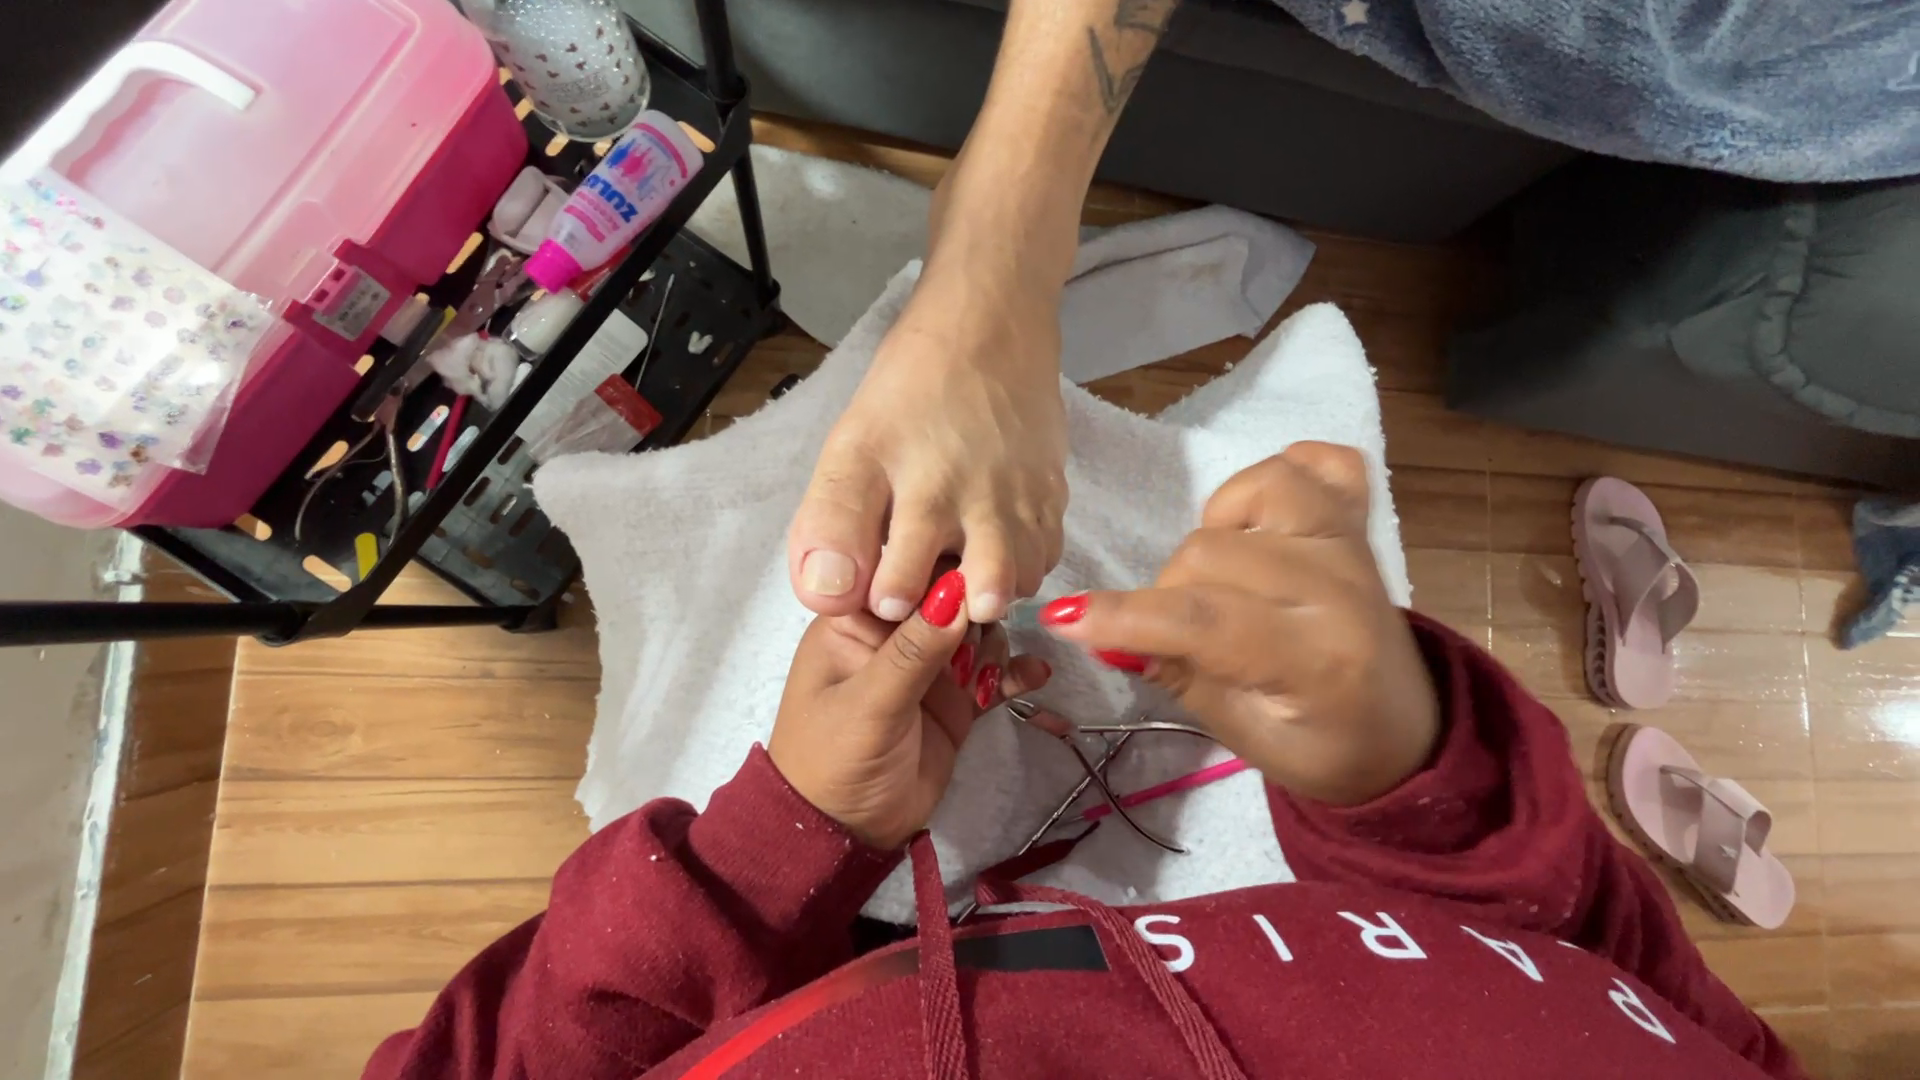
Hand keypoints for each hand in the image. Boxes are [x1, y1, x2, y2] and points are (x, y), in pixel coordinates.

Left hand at [769, 570, 1053, 848]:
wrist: (845, 836)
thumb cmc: (836, 761)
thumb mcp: (871, 703)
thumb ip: (915, 649)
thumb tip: (959, 587)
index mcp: (858, 620)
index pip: (905, 571)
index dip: (945, 571)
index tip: (977, 584)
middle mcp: (896, 634)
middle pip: (952, 597)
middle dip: (974, 614)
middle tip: (976, 647)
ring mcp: (930, 667)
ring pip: (979, 632)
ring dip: (992, 649)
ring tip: (980, 684)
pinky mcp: (957, 699)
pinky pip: (994, 675)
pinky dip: (1013, 673)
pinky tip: (1036, 675)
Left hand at [787, 269, 1067, 625]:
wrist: (991, 326)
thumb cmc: (910, 389)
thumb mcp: (852, 448)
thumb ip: (832, 525)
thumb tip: (829, 598)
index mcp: (922, 499)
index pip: (899, 596)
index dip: (881, 598)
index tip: (877, 580)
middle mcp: (984, 510)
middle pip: (980, 604)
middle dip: (948, 610)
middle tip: (929, 581)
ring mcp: (1028, 505)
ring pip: (1017, 587)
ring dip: (987, 589)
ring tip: (961, 563)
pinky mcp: (1057, 496)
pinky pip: (1046, 558)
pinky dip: (1020, 563)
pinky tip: (994, 539)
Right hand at [1037, 443, 1439, 805]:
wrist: (1405, 730)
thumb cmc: (1319, 746)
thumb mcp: (1241, 733)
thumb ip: (1177, 672)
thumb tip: (1107, 632)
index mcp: (1317, 660)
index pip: (1204, 621)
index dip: (1126, 616)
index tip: (1063, 619)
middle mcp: (1339, 589)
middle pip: (1211, 552)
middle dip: (1169, 592)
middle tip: (1181, 630)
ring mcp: (1354, 545)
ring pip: (1257, 490)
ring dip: (1216, 531)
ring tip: (1222, 576)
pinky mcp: (1360, 522)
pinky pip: (1319, 463)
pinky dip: (1275, 480)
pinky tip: (1260, 521)